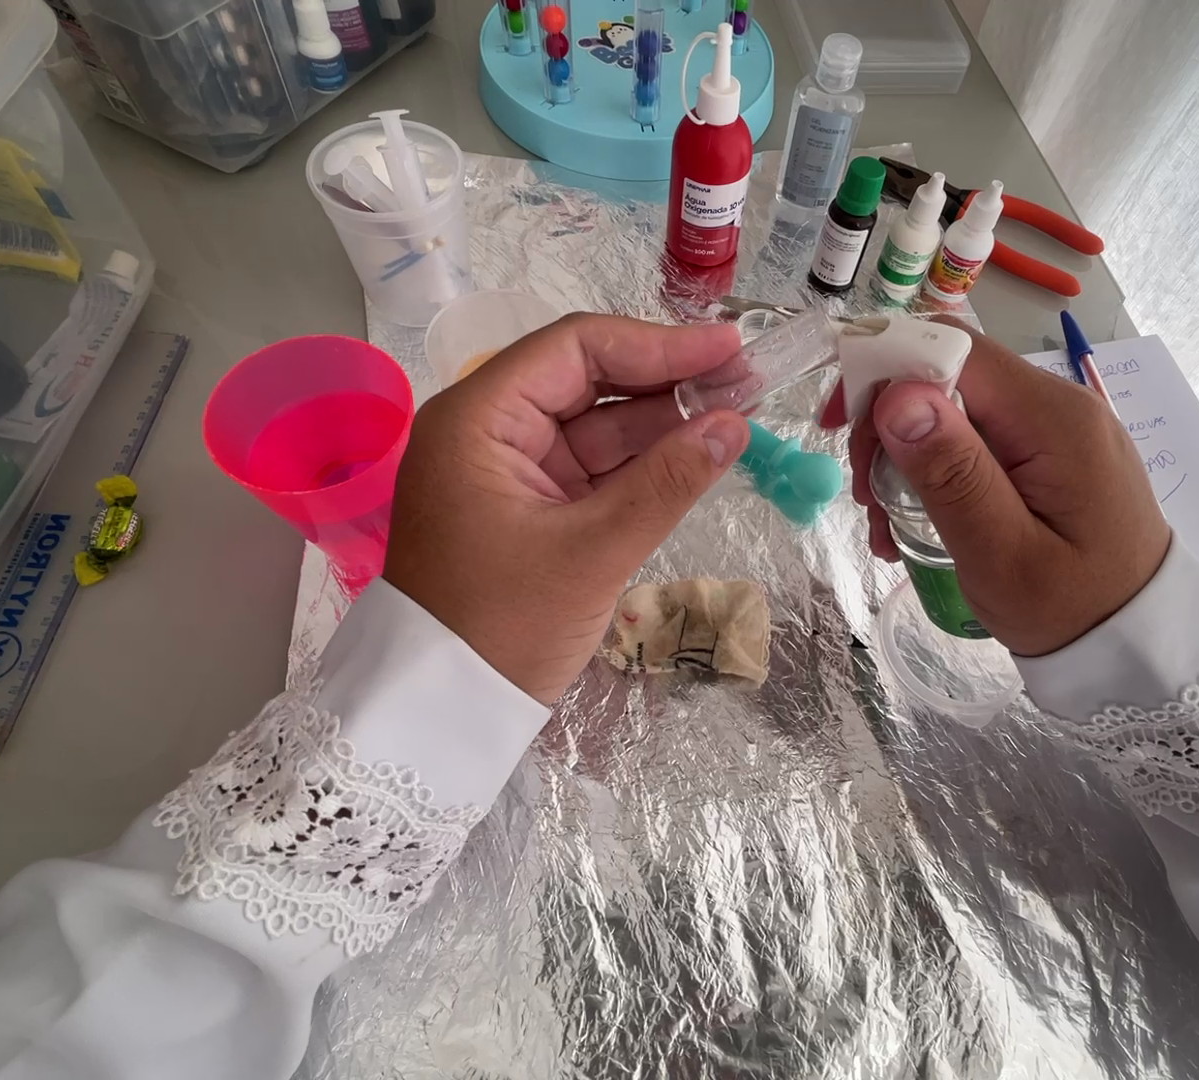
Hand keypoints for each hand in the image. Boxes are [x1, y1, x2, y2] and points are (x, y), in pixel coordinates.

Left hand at [386, 314, 750, 703]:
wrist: (451, 709)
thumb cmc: (505, 627)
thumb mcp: (592, 553)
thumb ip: (667, 483)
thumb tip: (736, 424)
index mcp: (479, 419)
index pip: (575, 349)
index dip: (658, 344)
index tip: (728, 348)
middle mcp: (492, 431)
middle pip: (590, 383)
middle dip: (669, 381)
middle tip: (747, 380)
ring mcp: (515, 471)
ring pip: (599, 427)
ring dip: (665, 422)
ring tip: (738, 411)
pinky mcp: (535, 508)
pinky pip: (597, 470)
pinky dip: (645, 465)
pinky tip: (698, 453)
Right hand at [849, 318, 1170, 656]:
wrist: (1134, 641)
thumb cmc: (1070, 608)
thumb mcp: (1001, 551)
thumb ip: (953, 473)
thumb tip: (897, 396)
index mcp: (1051, 417)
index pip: (953, 350)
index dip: (885, 371)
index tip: (838, 425)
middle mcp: (1054, 405)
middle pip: (945, 377)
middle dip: (886, 426)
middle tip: (866, 497)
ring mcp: (1051, 429)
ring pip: (950, 412)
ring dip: (902, 459)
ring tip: (885, 526)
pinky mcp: (1044, 454)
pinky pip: (971, 442)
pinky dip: (930, 474)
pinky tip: (913, 523)